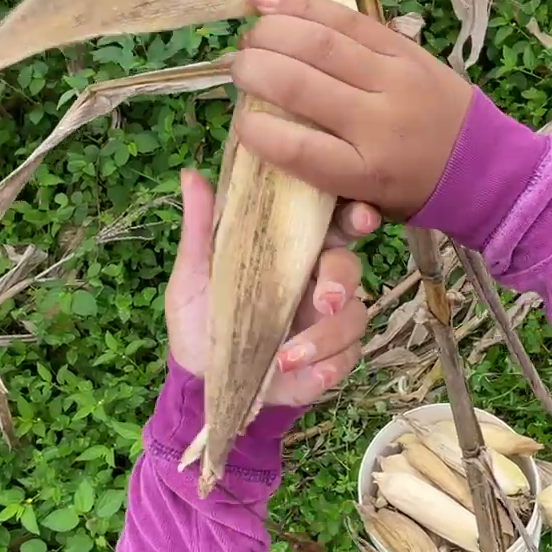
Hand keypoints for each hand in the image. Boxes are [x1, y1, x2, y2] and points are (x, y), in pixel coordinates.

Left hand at [166, 169, 378, 406]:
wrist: (199, 376)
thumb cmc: (201, 317)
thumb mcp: (193, 275)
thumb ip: (201, 230)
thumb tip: (191, 175)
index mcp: (292, 250)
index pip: (332, 223)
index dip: (353, 215)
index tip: (360, 218)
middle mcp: (318, 281)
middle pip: (351, 267)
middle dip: (343, 281)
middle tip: (325, 301)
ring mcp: (327, 322)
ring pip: (355, 317)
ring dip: (326, 338)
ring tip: (285, 358)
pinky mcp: (329, 360)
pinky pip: (347, 359)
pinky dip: (328, 368)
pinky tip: (304, 376)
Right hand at [226, 0, 473, 218]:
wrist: (479, 162)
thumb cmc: (409, 190)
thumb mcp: (368, 206)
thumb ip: (320, 184)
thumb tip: (265, 143)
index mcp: (367, 174)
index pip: (302, 150)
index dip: (261, 134)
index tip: (241, 125)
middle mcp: (379, 124)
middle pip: (303, 87)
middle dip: (257, 71)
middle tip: (236, 70)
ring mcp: (394, 79)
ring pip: (322, 44)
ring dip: (273, 32)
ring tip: (248, 37)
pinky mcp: (403, 48)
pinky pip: (346, 19)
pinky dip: (301, 5)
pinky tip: (264, 0)